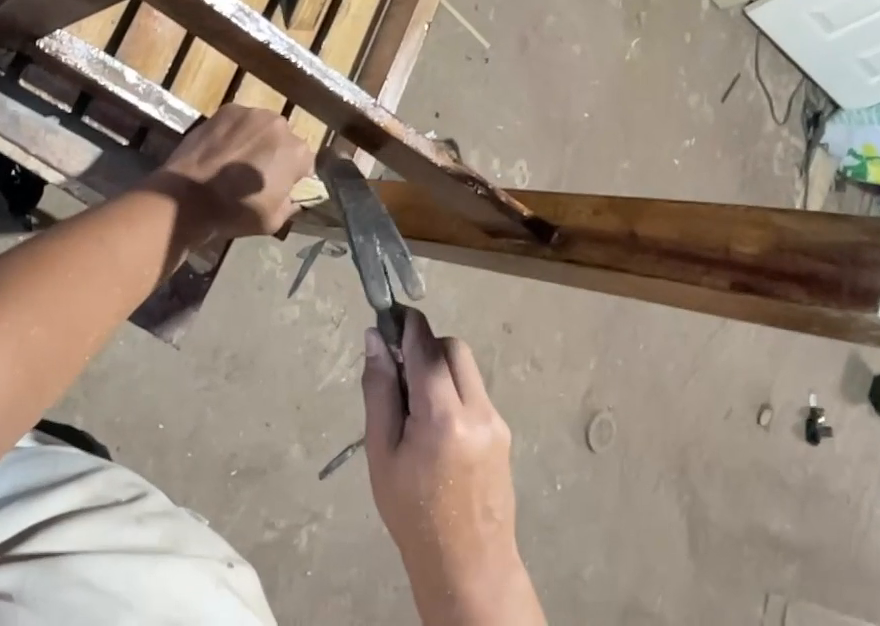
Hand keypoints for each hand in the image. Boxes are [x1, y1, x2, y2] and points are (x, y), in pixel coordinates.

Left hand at [147, 105, 314, 241]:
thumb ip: (291, 202)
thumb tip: (293, 194)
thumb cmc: (234, 212)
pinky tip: (219, 151)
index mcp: (297, 151)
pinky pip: (238, 122)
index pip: (304, 163)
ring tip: (234, 161)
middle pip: (282, 140)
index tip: (276, 188)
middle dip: (273, 154)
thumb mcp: (275, 220)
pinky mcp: (224, 110)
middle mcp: (278, 124)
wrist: (187, 197)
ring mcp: (250, 113)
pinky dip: (233, 133)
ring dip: (254, 140)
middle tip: (254, 174)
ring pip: (260, 128)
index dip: (291, 178)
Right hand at [363, 309, 542, 625]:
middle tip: (396, 367)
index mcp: (444, 416)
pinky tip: (431, 422)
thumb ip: (379, 390)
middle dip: (425, 345)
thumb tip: (375, 339)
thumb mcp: (381, 450)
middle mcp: (479, 411)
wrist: (467, 565)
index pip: (427, 347)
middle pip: (454, 349)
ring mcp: (498, 423)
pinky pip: (476, 392)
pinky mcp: (504, 435)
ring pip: (468, 369)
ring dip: (439, 367)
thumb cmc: (411, 511)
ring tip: (411, 402)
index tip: (386, 315)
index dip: (406, 324)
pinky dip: (452, 389)